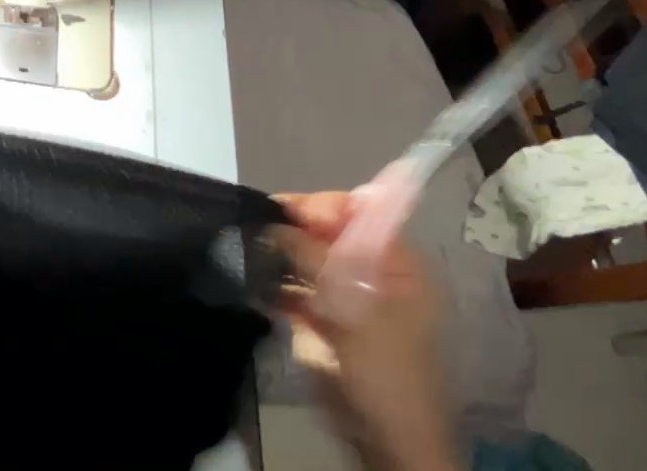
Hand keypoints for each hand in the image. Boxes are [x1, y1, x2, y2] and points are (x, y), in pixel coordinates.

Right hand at [273, 192, 459, 470]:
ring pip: (309, 262)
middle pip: (329, 234)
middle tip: (255, 228)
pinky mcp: (327, 324)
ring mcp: (349, 300)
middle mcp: (375, 274)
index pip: (358, 212)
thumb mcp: (353, 304)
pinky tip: (253, 285)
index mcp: (398, 264)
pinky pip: (298, 292)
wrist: (387, 439)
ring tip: (248, 254)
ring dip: (280, 257)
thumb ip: (315, 257)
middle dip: (293, 229)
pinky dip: (276, 288)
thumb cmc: (384, 366)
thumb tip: (276, 222)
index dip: (320, 206)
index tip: (281, 209)